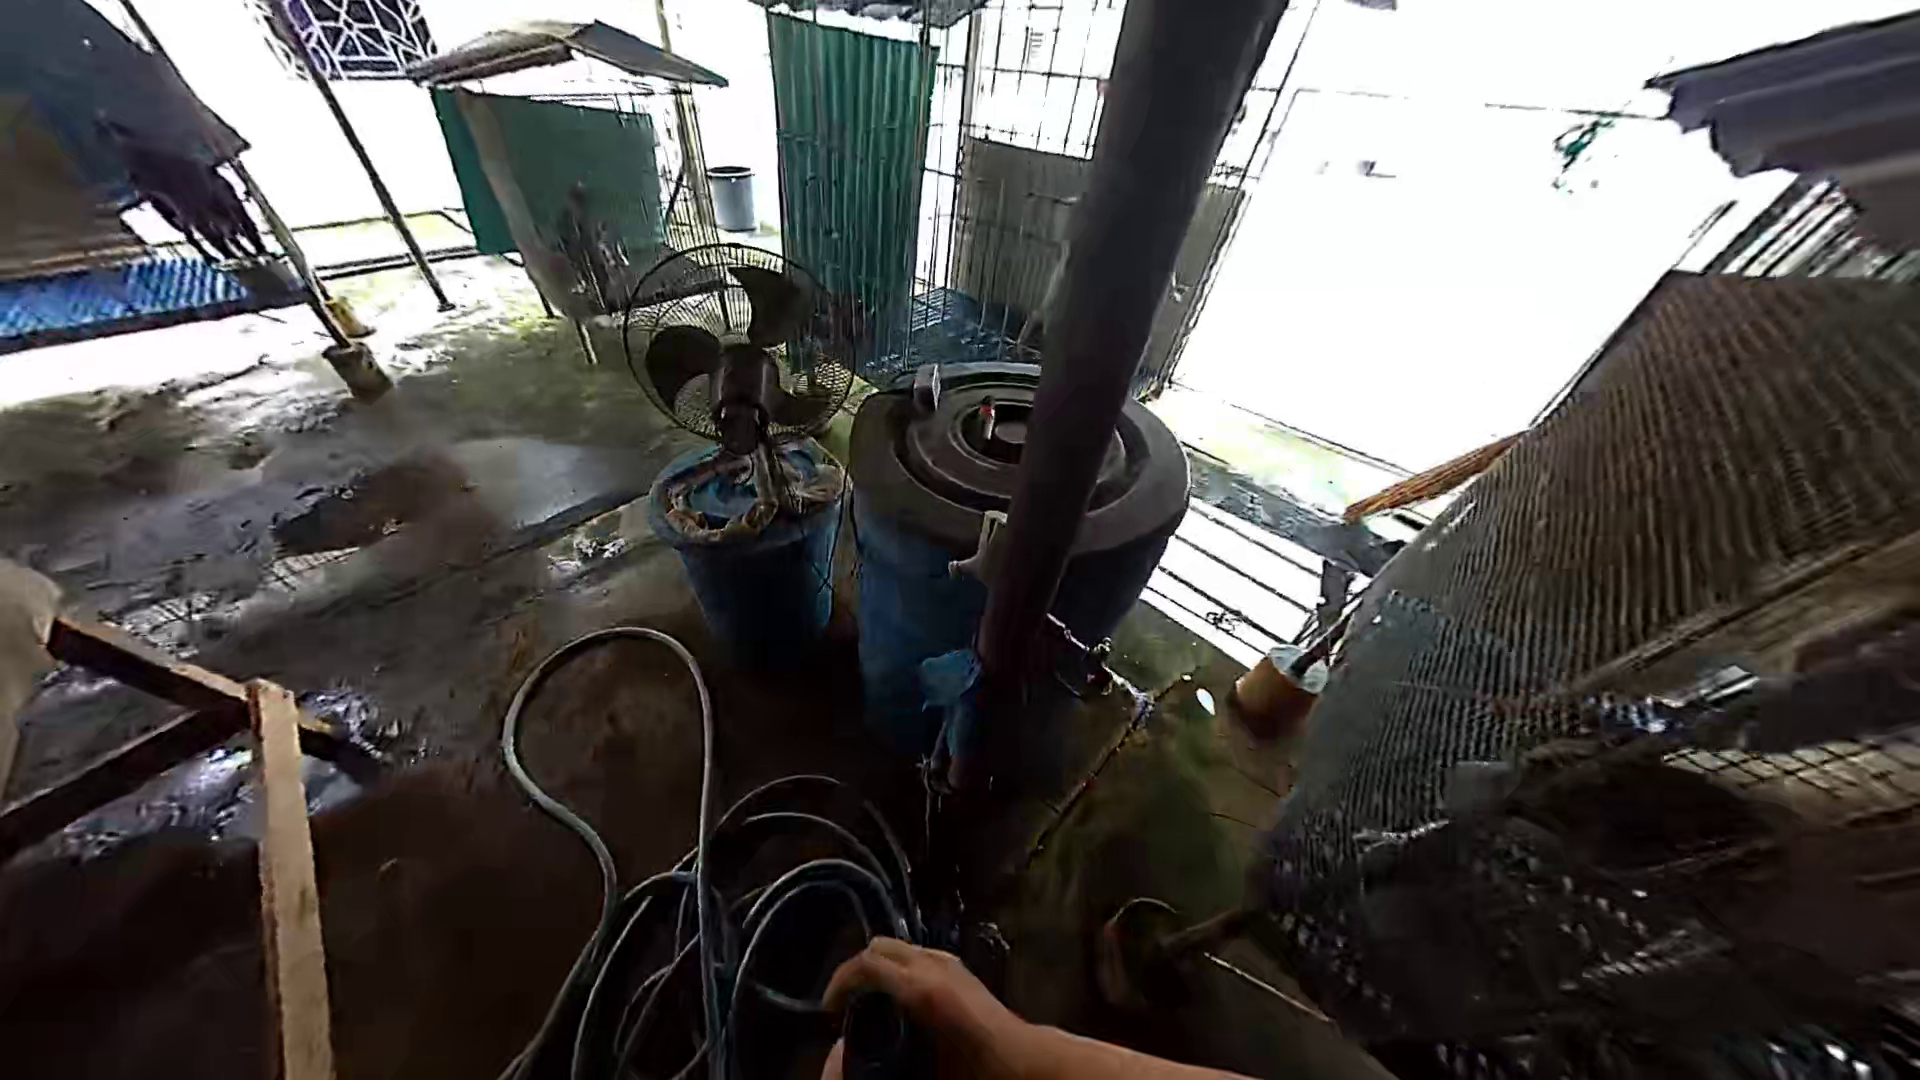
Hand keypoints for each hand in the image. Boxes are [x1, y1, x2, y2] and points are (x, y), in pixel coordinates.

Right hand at [820, 937, 1039, 1079]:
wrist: (1021, 1063)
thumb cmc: (972, 1071)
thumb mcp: (922, 1069)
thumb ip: (883, 1051)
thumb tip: (846, 1052)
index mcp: (920, 987)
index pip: (868, 963)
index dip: (841, 981)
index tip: (828, 1007)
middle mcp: (932, 963)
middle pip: (880, 946)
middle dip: (857, 970)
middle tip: (845, 1004)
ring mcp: (946, 961)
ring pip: (899, 948)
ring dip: (878, 968)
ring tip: (869, 1004)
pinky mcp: (957, 966)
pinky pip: (917, 956)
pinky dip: (899, 969)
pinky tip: (899, 1001)